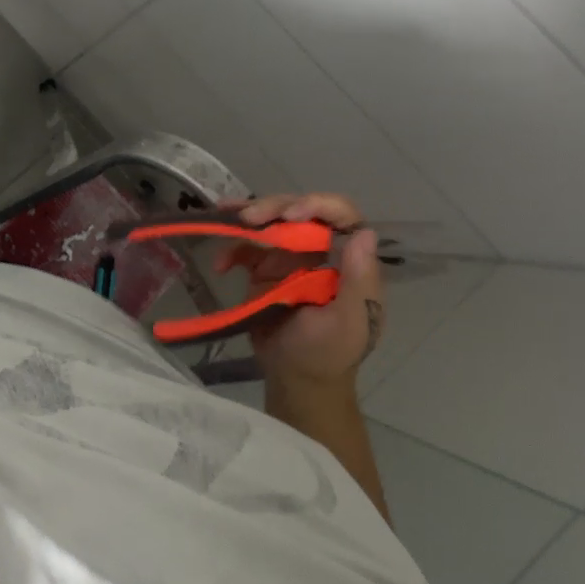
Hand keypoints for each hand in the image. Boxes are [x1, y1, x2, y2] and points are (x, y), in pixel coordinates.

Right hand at [217, 192, 384, 391]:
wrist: (295, 378)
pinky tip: (220, 265)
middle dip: (273, 207)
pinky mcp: (263, 270)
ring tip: (226, 216)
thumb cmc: (328, 353)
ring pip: (271, 222)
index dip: (317, 205)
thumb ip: (358, 280)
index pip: (341, 217)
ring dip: (248, 216)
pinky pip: (245, 249)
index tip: (291, 215)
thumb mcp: (349, 321)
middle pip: (299, 212)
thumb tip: (364, 234)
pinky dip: (230, 250)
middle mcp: (320, 252)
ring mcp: (289, 259)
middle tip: (248, 217)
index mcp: (348, 260)